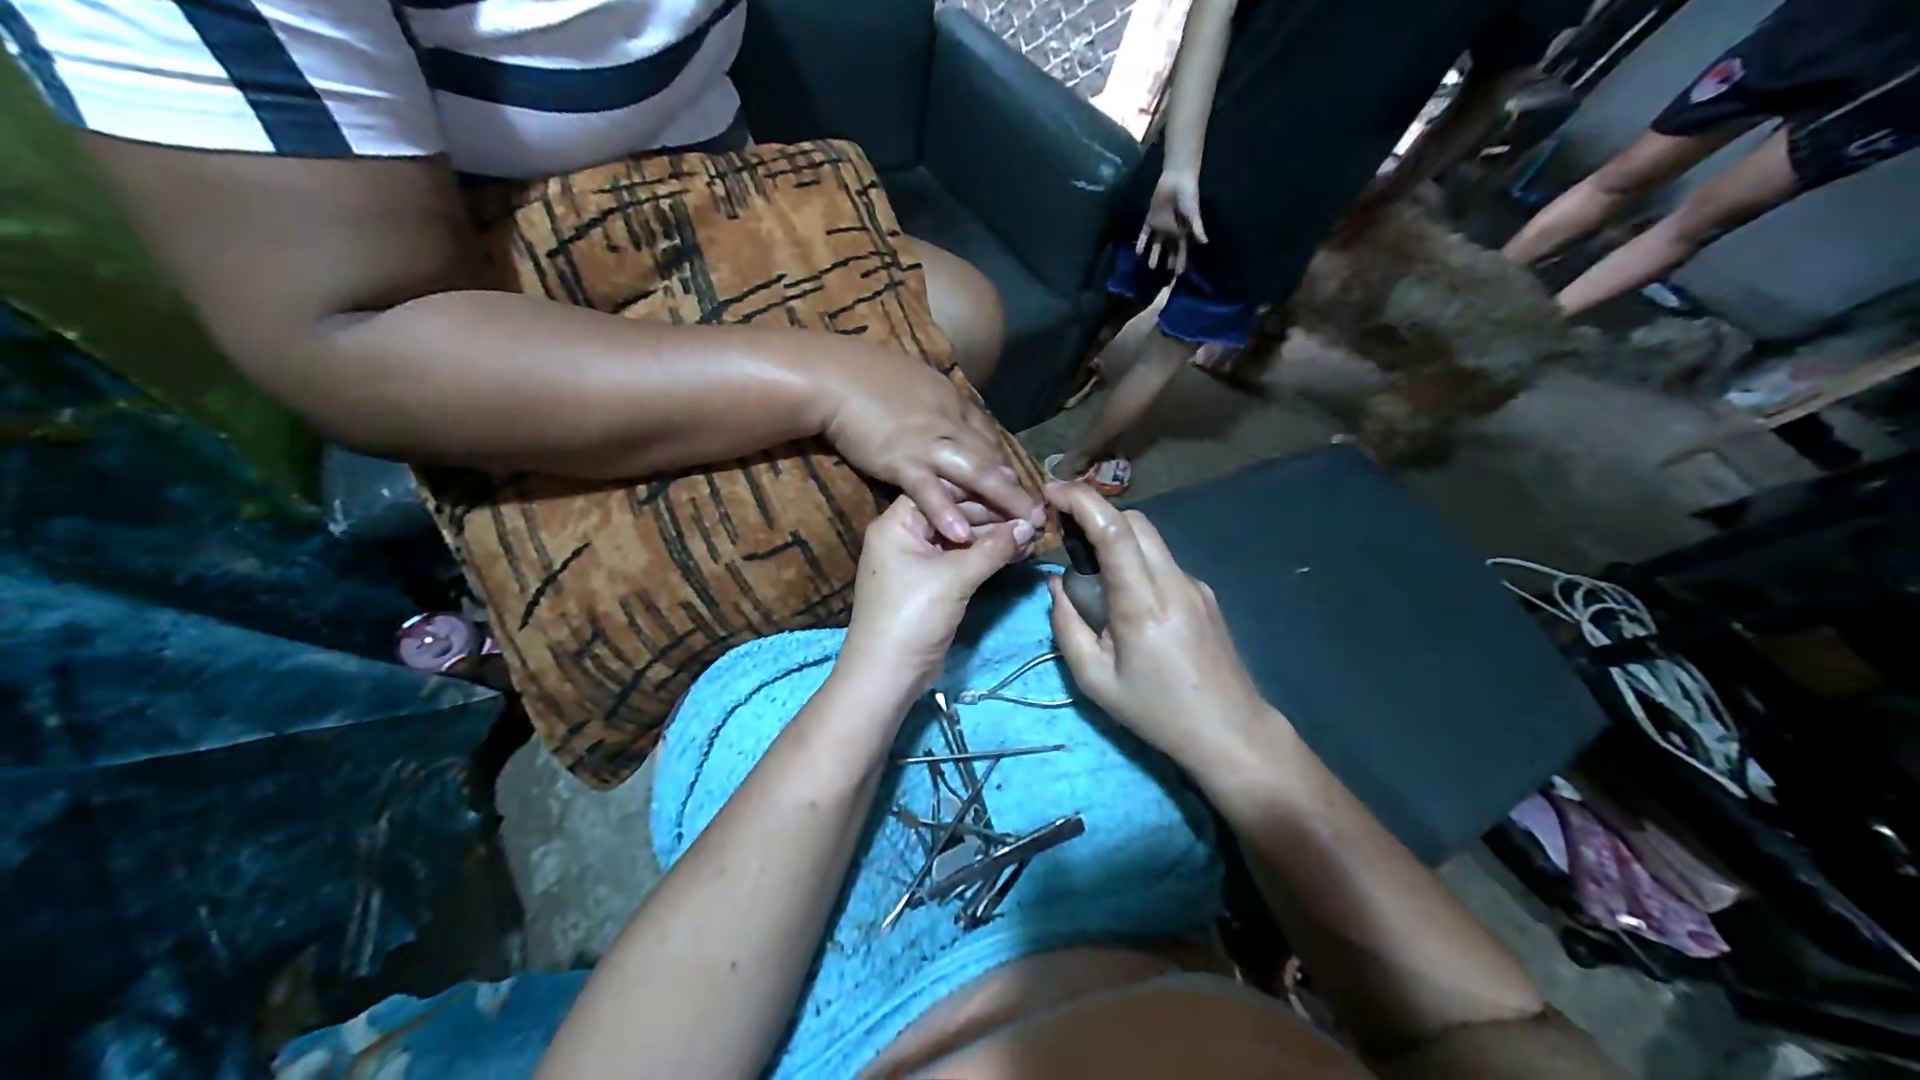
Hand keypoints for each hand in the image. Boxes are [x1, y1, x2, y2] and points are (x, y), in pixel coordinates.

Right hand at [817, 341, 1043, 543]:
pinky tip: (963, 534)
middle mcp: (949, 424)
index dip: (1004, 463)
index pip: (987, 437)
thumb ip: (935, 401)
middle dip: (1017, 487)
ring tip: (1024, 526)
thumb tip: (947, 414)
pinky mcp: (902, 462)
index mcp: (952, 403)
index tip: (1016, 484)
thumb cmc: (867, 375)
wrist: (834, 377)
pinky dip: (947, 512)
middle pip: (992, 458)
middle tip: (1040, 513)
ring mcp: (928, 444)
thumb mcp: (914, 380)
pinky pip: (930, 491)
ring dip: (1002, 500)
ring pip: (975, 474)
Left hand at [841, 495, 1036, 694]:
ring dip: (995, 536)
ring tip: (1033, 534)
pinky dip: (987, 556)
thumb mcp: (954, 577)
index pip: (942, 490)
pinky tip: (1018, 553)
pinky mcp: (931, 583)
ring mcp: (918, 561)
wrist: (887, 673)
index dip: (981, 487)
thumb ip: (993, 548)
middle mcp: (905, 535)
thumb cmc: (912, 615)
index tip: (1018, 486)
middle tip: (1033, 514)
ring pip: (961, 537)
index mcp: (897, 523)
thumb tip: (1029, 525)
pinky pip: (961, 559)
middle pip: (954, 513)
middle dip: (994, 515)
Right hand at [1044, 482, 1287, 774]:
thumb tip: (1055, 583)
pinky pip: (1162, 560)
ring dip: (1116, 536)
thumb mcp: (1094, 679)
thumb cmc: (1156, 711)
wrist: (1231, 731)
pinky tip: (1125, 599)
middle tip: (1065, 531)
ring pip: (1150, 537)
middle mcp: (1173, 583)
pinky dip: (1135, 560)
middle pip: (1135, 520)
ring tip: (1091, 570)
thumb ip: (1066, 624)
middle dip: (1096, 512)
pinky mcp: (1204, 593)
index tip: (1052, 492)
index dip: (1081, 500)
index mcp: (1143, 605)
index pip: (1114, 531)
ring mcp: (1194, 585)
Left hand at [1137, 167, 1207, 275]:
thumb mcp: (1193, 213)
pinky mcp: (1150, 219)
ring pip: (1157, 245)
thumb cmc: (1188, 195)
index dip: (1182, 261)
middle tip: (1165, 276)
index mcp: (1183, 231)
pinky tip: (1138, 252)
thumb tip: (1205, 243)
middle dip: (1169, 261)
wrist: (1177, 178)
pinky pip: (1145, 234)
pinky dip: (1141, 242)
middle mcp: (1171, 231)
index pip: (1182, 250)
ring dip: (1154, 255)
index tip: (1180, 274)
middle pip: (1170, 250)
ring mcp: (1160, 226)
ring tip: (1151, 268)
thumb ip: (1197, 228)